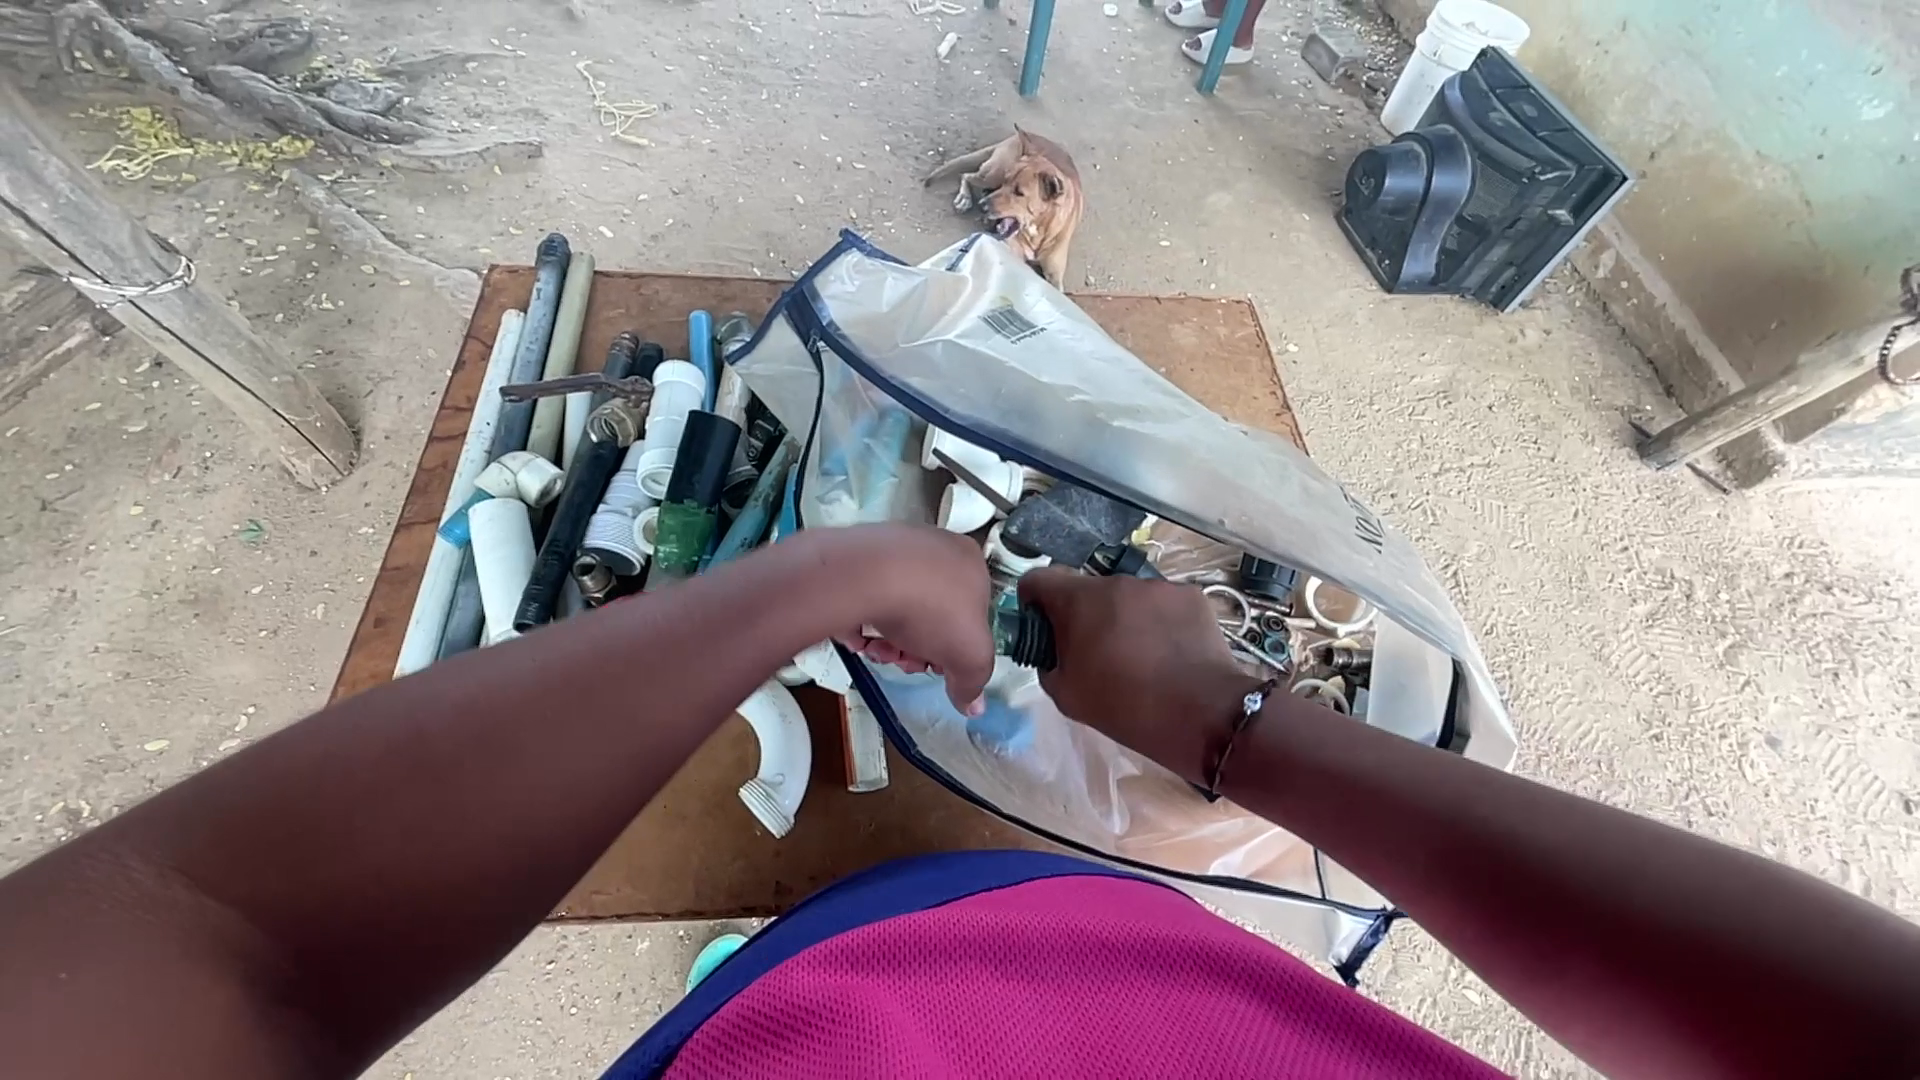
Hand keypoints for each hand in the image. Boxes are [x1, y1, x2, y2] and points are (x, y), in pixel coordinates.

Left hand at [799, 525, 994, 714]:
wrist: (868, 576)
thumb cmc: (931, 609)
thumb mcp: (970, 657)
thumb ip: (973, 682)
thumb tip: (972, 704)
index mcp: (972, 563)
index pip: (972, 612)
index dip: (955, 647)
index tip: (938, 666)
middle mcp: (937, 547)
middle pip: (932, 611)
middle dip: (918, 646)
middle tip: (904, 662)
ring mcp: (897, 545)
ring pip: (899, 603)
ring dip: (890, 638)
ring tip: (876, 652)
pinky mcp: (861, 552)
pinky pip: (866, 592)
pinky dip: (863, 618)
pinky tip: (856, 638)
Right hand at [1018, 568, 1262, 783]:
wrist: (1202, 714)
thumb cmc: (1125, 707)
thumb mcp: (1066, 694)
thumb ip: (1049, 662)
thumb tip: (1055, 650)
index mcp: (1078, 600)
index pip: (1038, 579)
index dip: (1033, 600)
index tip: (1041, 624)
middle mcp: (1116, 581)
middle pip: (1086, 590)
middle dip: (1083, 614)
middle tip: (1095, 652)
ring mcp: (1157, 585)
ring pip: (1126, 596)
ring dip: (1122, 617)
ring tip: (1139, 655)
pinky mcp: (1190, 595)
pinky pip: (1161, 603)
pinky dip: (1158, 621)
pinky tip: (1169, 651)